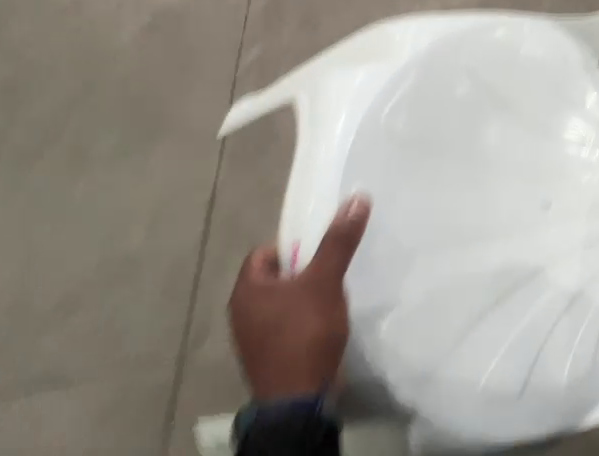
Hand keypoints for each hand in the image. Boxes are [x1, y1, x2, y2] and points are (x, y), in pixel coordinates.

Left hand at [228, 195, 370, 400]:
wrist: (300, 400)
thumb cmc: (304, 333)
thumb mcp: (325, 281)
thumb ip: (339, 241)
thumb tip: (356, 198)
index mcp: (246, 291)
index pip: (265, 252)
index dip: (294, 246)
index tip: (320, 252)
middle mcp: (242, 313)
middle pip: (277, 277)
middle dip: (305, 271)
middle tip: (331, 272)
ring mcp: (255, 338)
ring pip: (284, 302)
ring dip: (307, 297)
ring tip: (333, 297)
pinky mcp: (271, 357)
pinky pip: (288, 326)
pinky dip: (306, 320)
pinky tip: (327, 324)